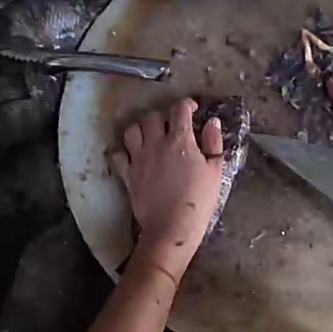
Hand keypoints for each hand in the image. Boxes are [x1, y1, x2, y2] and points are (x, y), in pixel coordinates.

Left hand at [108, 99, 224, 280]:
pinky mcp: (127, 174)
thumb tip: (212, 122)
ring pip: (132, 130)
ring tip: (149, 135)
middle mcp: (156, 143)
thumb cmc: (199, 200)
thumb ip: (214, 143)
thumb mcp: (216, 171)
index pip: (180, 110)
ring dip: (140, 128)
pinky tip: (129, 154)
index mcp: (180, 140)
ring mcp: (138, 158)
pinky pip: (117, 154)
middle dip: (162, 116)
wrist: (172, 227)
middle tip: (171, 125)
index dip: (187, 104)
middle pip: (152, 116)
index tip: (192, 108)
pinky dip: (121, 150)